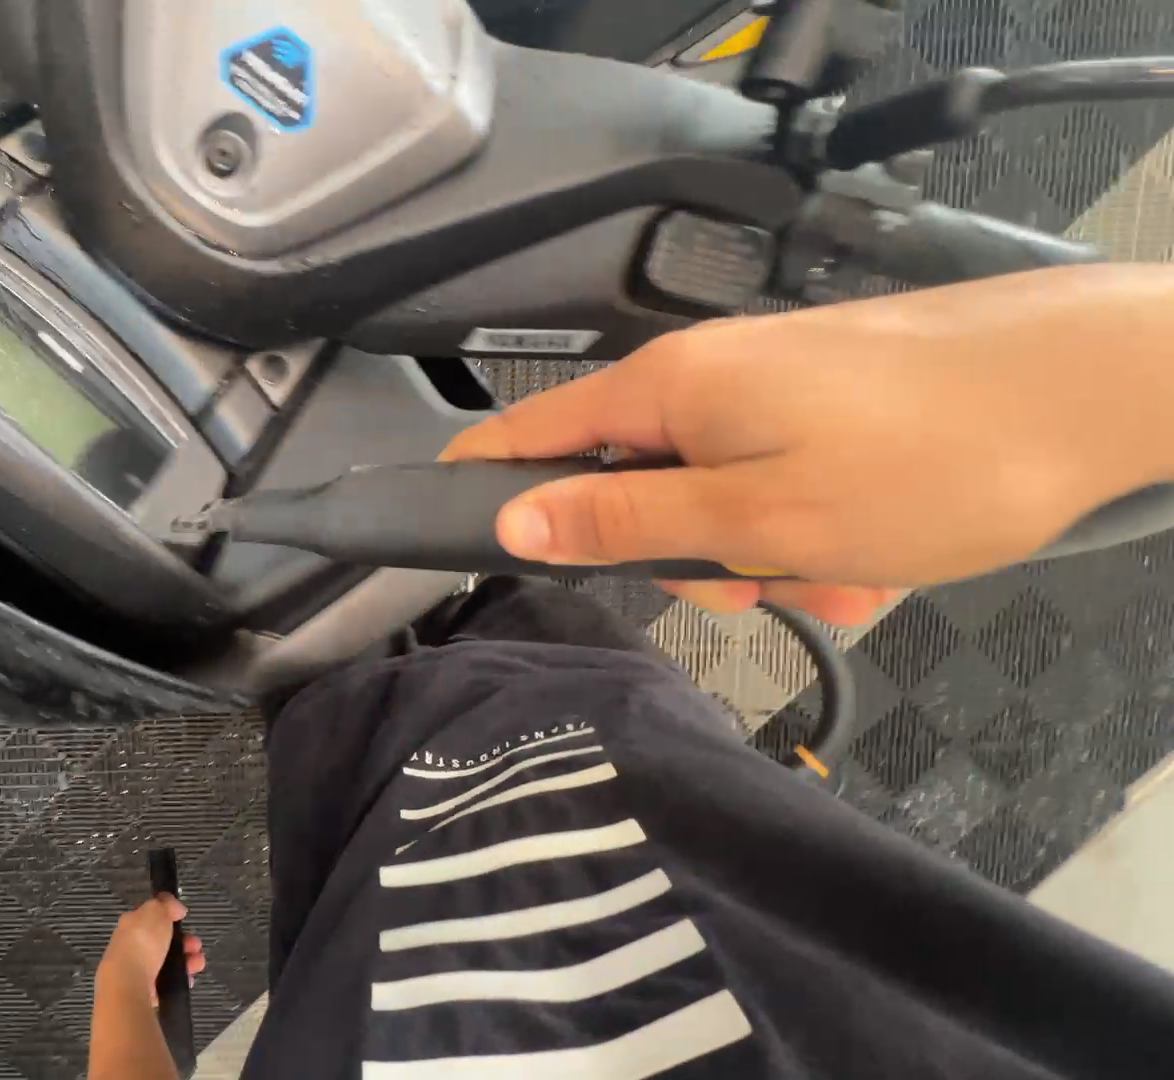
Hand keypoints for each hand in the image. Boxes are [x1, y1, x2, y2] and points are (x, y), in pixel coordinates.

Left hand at [97, 894, 205, 1004]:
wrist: (128, 984)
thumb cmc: (142, 942)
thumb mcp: (155, 910)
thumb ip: (166, 904)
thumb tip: (175, 907)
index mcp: (130, 924)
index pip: (150, 917)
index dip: (168, 916)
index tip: (183, 917)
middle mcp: (131, 947)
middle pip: (162, 941)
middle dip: (183, 941)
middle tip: (196, 944)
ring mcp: (137, 970)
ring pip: (166, 962)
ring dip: (186, 960)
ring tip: (198, 963)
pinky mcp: (144, 992)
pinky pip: (167, 983)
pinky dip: (180, 980)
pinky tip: (189, 979)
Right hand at [445, 266, 1173, 623]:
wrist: (1130, 383)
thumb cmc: (927, 459)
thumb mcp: (758, 515)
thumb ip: (622, 520)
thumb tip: (511, 520)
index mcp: (660, 393)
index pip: (526, 432)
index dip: (480, 476)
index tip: (443, 521)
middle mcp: (696, 378)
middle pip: (622, 476)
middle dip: (664, 545)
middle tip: (739, 587)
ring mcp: (758, 386)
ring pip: (699, 488)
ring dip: (745, 547)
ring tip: (833, 577)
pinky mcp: (813, 400)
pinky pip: (764, 476)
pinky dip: (795, 525)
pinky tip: (862, 556)